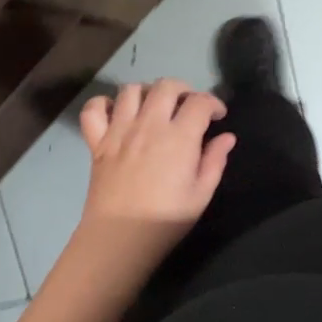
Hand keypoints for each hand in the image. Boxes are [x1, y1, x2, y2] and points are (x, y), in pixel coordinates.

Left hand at [77, 79, 235, 253]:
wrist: (120, 236)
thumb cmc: (166, 219)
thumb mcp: (201, 194)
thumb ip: (214, 161)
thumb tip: (226, 138)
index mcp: (179, 137)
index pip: (199, 102)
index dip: (213, 103)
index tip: (218, 116)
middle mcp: (149, 124)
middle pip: (166, 86)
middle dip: (183, 90)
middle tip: (188, 106)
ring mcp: (119, 130)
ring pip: (131, 90)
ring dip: (147, 92)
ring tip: (154, 107)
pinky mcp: (97, 141)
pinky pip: (94, 109)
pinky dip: (104, 104)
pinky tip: (116, 113)